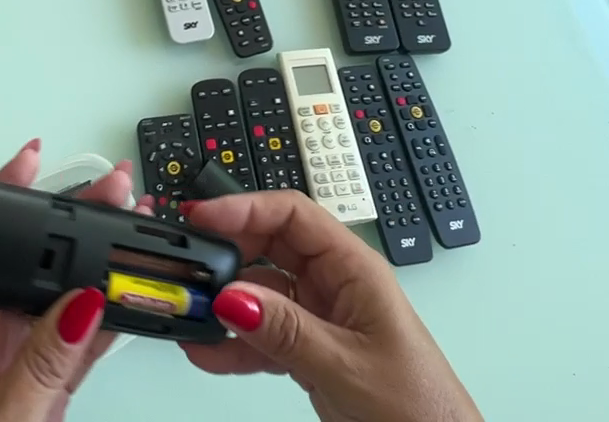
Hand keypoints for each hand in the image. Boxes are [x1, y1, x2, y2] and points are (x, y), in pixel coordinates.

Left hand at [0, 139, 140, 421]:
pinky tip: (131, 288)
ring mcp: (18, 363)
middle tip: (108, 185)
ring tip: (129, 223)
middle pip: (30, 263)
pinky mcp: (45, 388)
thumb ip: (42, 363)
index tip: (33, 159)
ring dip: (97, 261)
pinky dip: (110, 311)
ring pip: (63, 295)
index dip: (6, 200)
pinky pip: (82, 337)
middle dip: (69, 221)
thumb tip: (82, 301)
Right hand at [179, 190, 481, 421]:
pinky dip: (234, 343)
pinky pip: (262, 332)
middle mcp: (333, 282)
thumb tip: (232, 296)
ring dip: (226, 304)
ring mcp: (319, 314)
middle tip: (189, 268)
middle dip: (227, 253)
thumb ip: (287, 330)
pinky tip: (208, 353)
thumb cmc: (420, 406)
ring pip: (260, 289)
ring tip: (193, 316)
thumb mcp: (346, 365)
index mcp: (352, 266)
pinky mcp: (309, 347)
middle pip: (269, 245)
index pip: (292, 215)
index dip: (245, 207)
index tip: (201, 216)